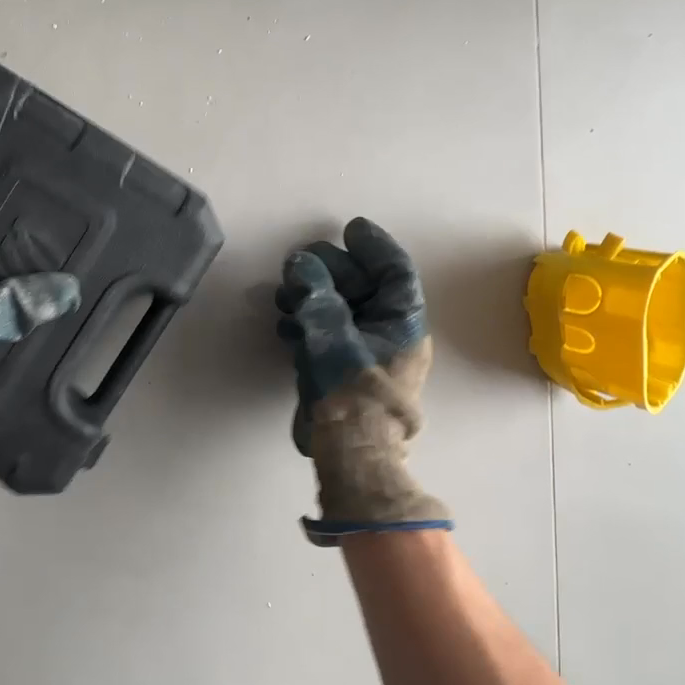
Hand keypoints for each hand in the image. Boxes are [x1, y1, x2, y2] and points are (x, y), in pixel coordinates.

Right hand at [275, 218, 448, 544]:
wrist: (352, 455)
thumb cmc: (353, 394)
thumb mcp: (333, 338)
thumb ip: (317, 296)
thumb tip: (301, 263)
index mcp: (401, 324)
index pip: (395, 272)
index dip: (374, 247)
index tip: (350, 229)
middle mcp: (388, 335)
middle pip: (362, 287)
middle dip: (329, 270)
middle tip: (299, 260)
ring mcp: (365, 355)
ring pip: (340, 310)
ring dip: (311, 296)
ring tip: (283, 294)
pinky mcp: (343, 372)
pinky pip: (326, 334)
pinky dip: (306, 323)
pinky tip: (284, 325)